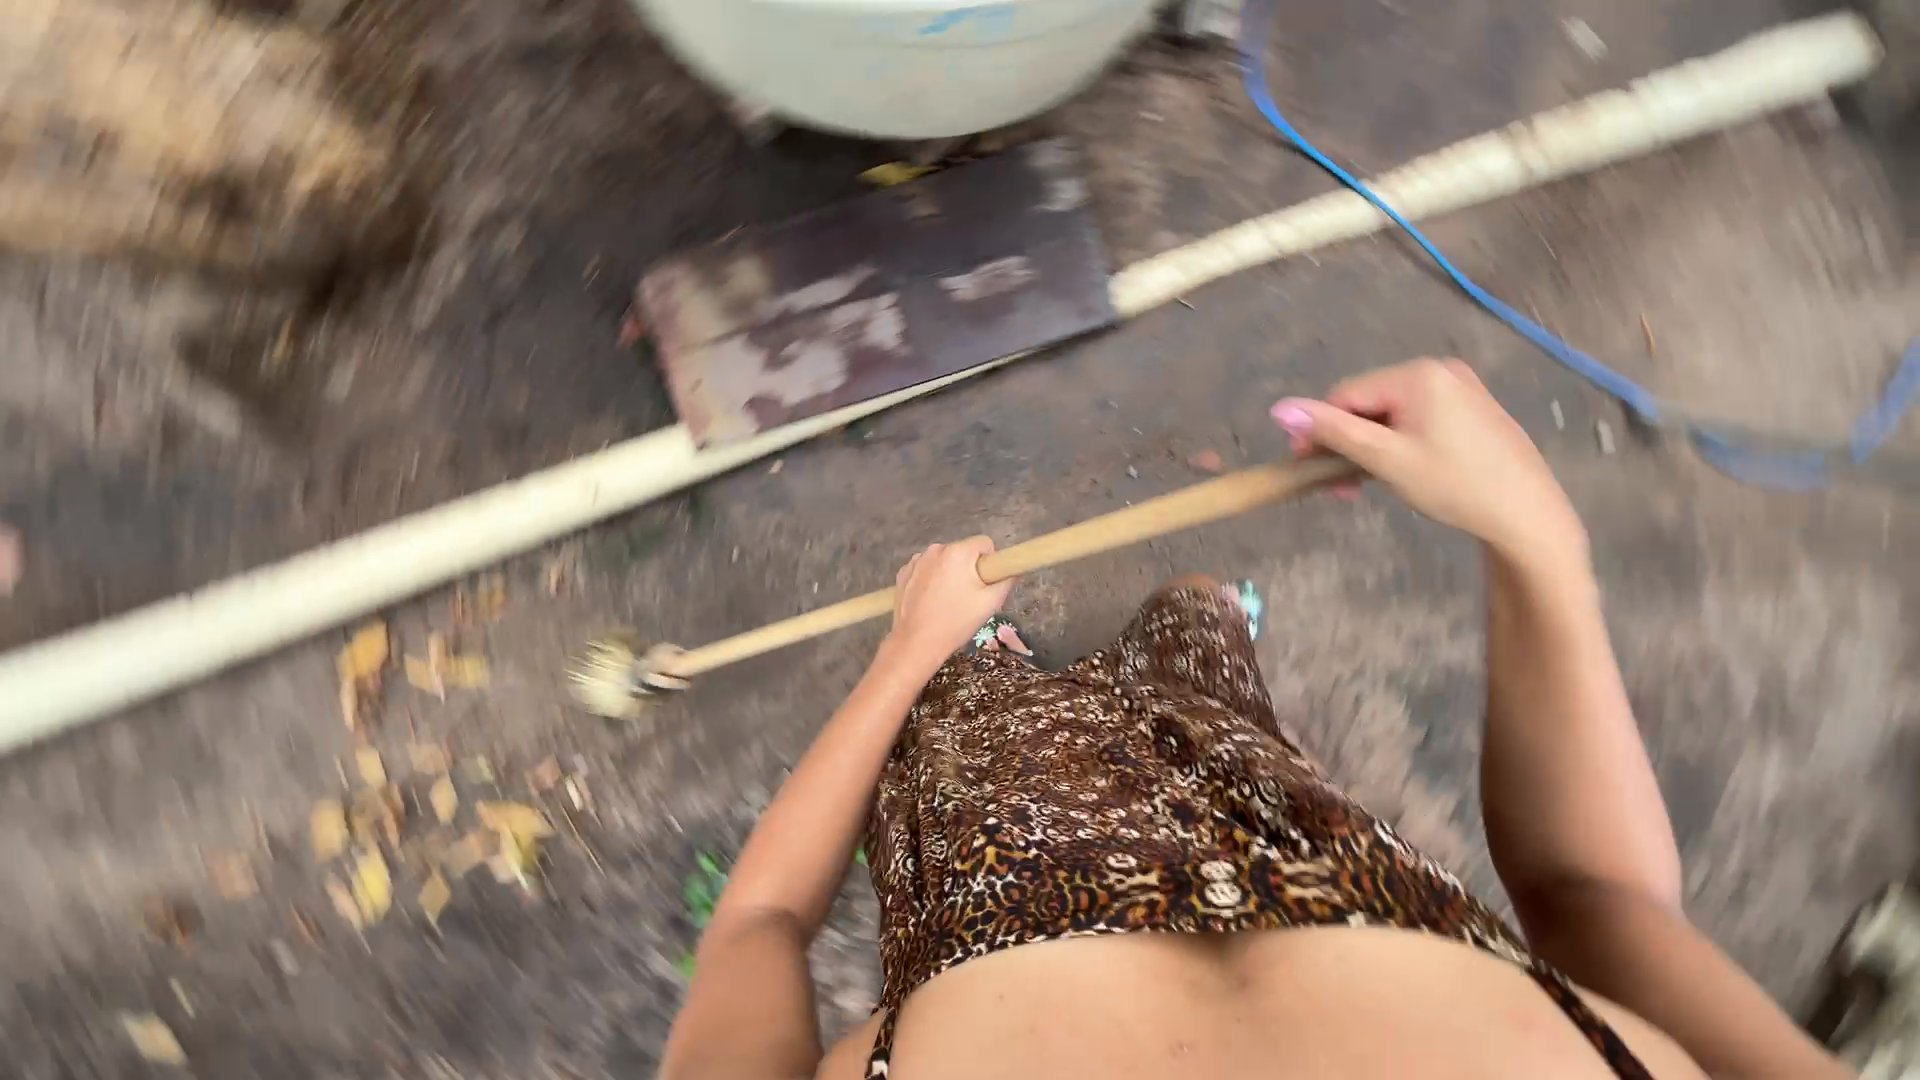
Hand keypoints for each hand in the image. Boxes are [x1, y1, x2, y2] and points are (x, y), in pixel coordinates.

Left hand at [886, 537, 1014, 665]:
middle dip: (968, 569)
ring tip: (947, 602)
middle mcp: (935, 549)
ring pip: (943, 561)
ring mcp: (916, 561)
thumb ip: (1007, 580)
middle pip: (963, 552)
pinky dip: (931, 580)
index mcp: (958, 552)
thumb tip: (1011, 570)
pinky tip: (930, 602)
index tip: (985, 583)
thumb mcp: (991, 603)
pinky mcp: (903, 573)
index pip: (984, 543)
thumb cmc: (957, 622)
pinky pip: (926, 569)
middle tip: (968, 597)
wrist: (916, 643)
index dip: (989, 563)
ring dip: (949, 574)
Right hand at [1271, 359, 1587, 571]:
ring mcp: (1457, 388)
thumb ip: (1332, 431)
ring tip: (1360, 486)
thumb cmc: (1454, 485)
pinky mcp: (1468, 409)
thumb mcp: (1385, 459)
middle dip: (1344, 444)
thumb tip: (1279, 408)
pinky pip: (1412, 419)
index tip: (1306, 469)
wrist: (1526, 514)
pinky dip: (1393, 445)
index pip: (1344, 395)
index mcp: (1418, 375)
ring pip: (1387, 415)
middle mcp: (1438, 371)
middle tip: (1338, 488)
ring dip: (1365, 449)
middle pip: (1365, 404)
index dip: (1318, 431)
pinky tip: (1393, 472)